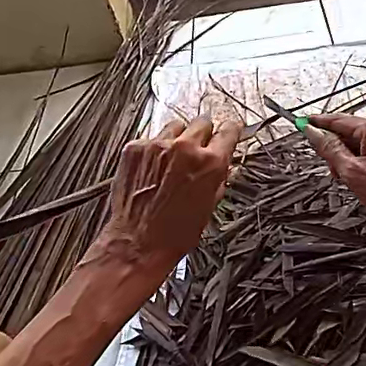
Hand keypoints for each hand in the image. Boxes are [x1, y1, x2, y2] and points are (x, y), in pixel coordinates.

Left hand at [90, 115, 240, 274]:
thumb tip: (223, 165)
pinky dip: (155, 149)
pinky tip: (154, 168)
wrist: (138, 243)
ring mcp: (157, 146)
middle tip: (199, 149)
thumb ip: (219, 177)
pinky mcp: (135, 149)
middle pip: (202, 122)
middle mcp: (184, 149)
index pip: (229, 131)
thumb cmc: (175, 232)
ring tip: (173, 159)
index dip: (231, 131)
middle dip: (204, 134)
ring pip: (176, 126)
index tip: (230, 130)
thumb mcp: (210, 205)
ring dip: (179, 138)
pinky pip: (151, 138)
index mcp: (210, 163)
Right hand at [304, 114, 365, 236]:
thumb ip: (330, 150)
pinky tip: (360, 179)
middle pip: (351, 131)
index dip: (319, 123)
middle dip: (336, 147)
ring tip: (348, 178)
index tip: (304, 122)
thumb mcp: (353, 174)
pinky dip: (362, 161)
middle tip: (329, 166)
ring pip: (362, 143)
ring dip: (349, 157)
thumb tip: (314, 134)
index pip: (340, 120)